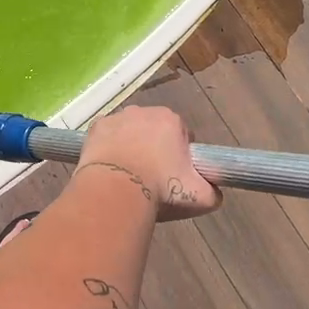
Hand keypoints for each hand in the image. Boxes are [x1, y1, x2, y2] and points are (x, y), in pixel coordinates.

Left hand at [74, 105, 220, 221]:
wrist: (116, 190)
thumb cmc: (162, 188)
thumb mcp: (201, 197)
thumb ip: (213, 191)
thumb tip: (214, 190)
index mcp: (171, 120)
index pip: (182, 134)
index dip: (181, 154)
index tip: (175, 174)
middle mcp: (143, 111)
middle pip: (154, 130)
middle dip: (154, 147)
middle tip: (152, 176)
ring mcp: (116, 117)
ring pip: (129, 131)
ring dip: (130, 146)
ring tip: (129, 174)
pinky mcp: (95, 128)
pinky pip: (106, 136)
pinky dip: (108, 148)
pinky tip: (110, 168)